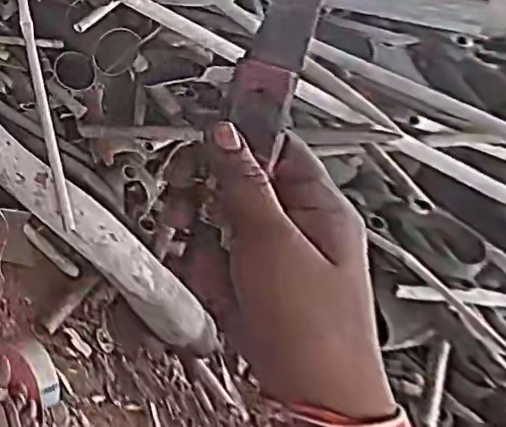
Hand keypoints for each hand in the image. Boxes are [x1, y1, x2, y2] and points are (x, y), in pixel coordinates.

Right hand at [180, 124, 397, 420]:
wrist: (307, 390)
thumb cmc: (315, 326)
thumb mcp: (272, 241)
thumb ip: (243, 181)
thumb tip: (225, 131)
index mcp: (318, 208)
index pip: (275, 146)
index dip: (239, 131)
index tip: (202, 115)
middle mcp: (289, 220)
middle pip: (228, 173)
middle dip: (200, 184)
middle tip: (192, 199)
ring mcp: (259, 243)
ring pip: (205, 203)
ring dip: (189, 218)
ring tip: (195, 243)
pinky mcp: (234, 264)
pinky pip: (197, 235)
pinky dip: (187, 244)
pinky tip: (194, 261)